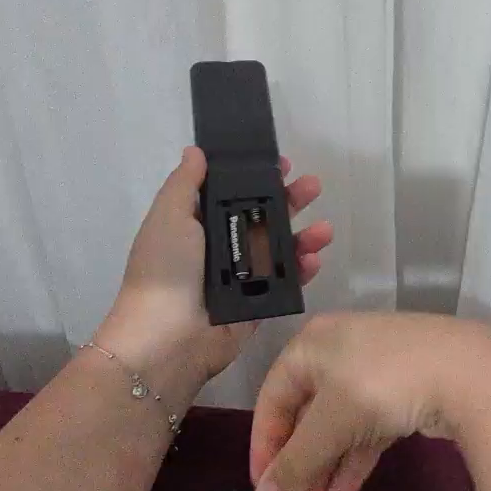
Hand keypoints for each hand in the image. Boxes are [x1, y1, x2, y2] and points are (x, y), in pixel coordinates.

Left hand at [92, 146, 333, 385]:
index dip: (258, 178)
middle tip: (313, 186)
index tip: (281, 164)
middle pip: (264, 218)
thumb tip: (195, 151)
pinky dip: (302, 270)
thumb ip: (184, 184)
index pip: (234, 195)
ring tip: (325, 230)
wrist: (167, 338)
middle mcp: (222, 249)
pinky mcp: (258, 304)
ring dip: (304, 236)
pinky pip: (286, 282)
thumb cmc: (165, 271)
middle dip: (290, 201)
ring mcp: (243, 278)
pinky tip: (314, 259)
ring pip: (280, 249)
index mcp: (198, 226)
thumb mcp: (168, 218)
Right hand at [248, 312, 490, 490]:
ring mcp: (377, 371)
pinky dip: (354, 462)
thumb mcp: (332, 422)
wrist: (469, 371)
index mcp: (313, 344)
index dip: (265, 444)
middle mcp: (341, 351)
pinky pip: (368, 430)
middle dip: (301, 464)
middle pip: (308, 414)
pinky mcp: (405, 393)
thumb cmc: (383, 384)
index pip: (273, 397)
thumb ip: (296, 462)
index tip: (263, 488)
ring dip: (326, 470)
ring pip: (340, 426)